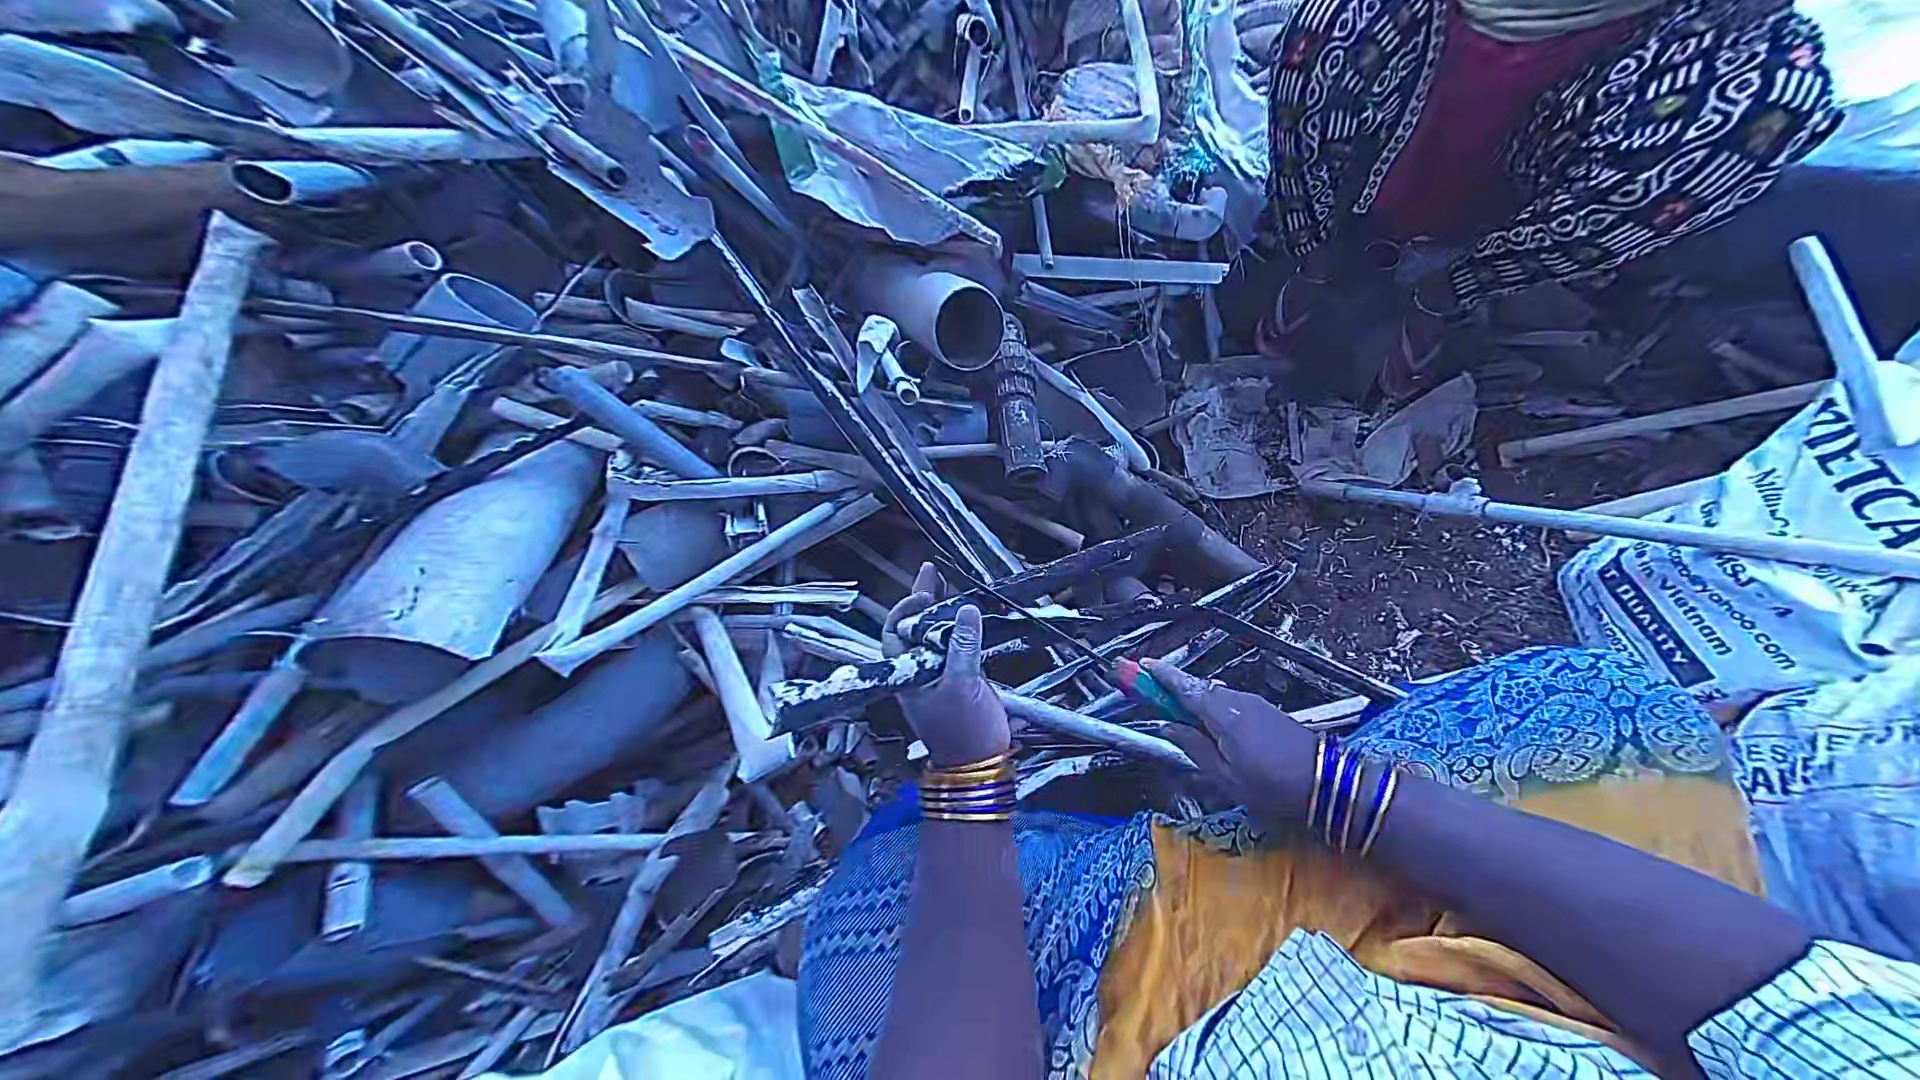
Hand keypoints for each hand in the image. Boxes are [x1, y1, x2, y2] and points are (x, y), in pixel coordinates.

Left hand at [883, 563, 1010, 766]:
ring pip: (936, 633)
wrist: (982, 762)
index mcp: (908, 674)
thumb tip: (965, 611)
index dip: (907, 609)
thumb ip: (962, 646)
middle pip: (915, 627)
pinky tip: (969, 613)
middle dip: (923, 599)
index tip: (924, 593)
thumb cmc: (963, 733)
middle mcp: (920, 670)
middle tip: (932, 573)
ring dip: (943, 609)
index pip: (896, 632)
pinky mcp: (961, 677)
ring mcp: (940, 673)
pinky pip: (958, 644)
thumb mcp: (961, 686)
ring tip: (947, 583)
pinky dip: (962, 627)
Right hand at [1142, 658, 1318, 822]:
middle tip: (1156, 702)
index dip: (1158, 675)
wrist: (1327, 782)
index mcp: (1220, 713)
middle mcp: (1235, 699)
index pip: (1181, 686)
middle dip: (1174, 692)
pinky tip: (1216, 734)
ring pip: (1213, 697)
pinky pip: (1229, 704)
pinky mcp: (1265, 710)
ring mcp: (1253, 702)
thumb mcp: (1223, 775)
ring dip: (1195, 705)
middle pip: (1196, 688)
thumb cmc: (1271, 783)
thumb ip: (1193, 747)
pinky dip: (1214, 711)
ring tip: (1188, 729)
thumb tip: (1169, 727)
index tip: (1139, 665)